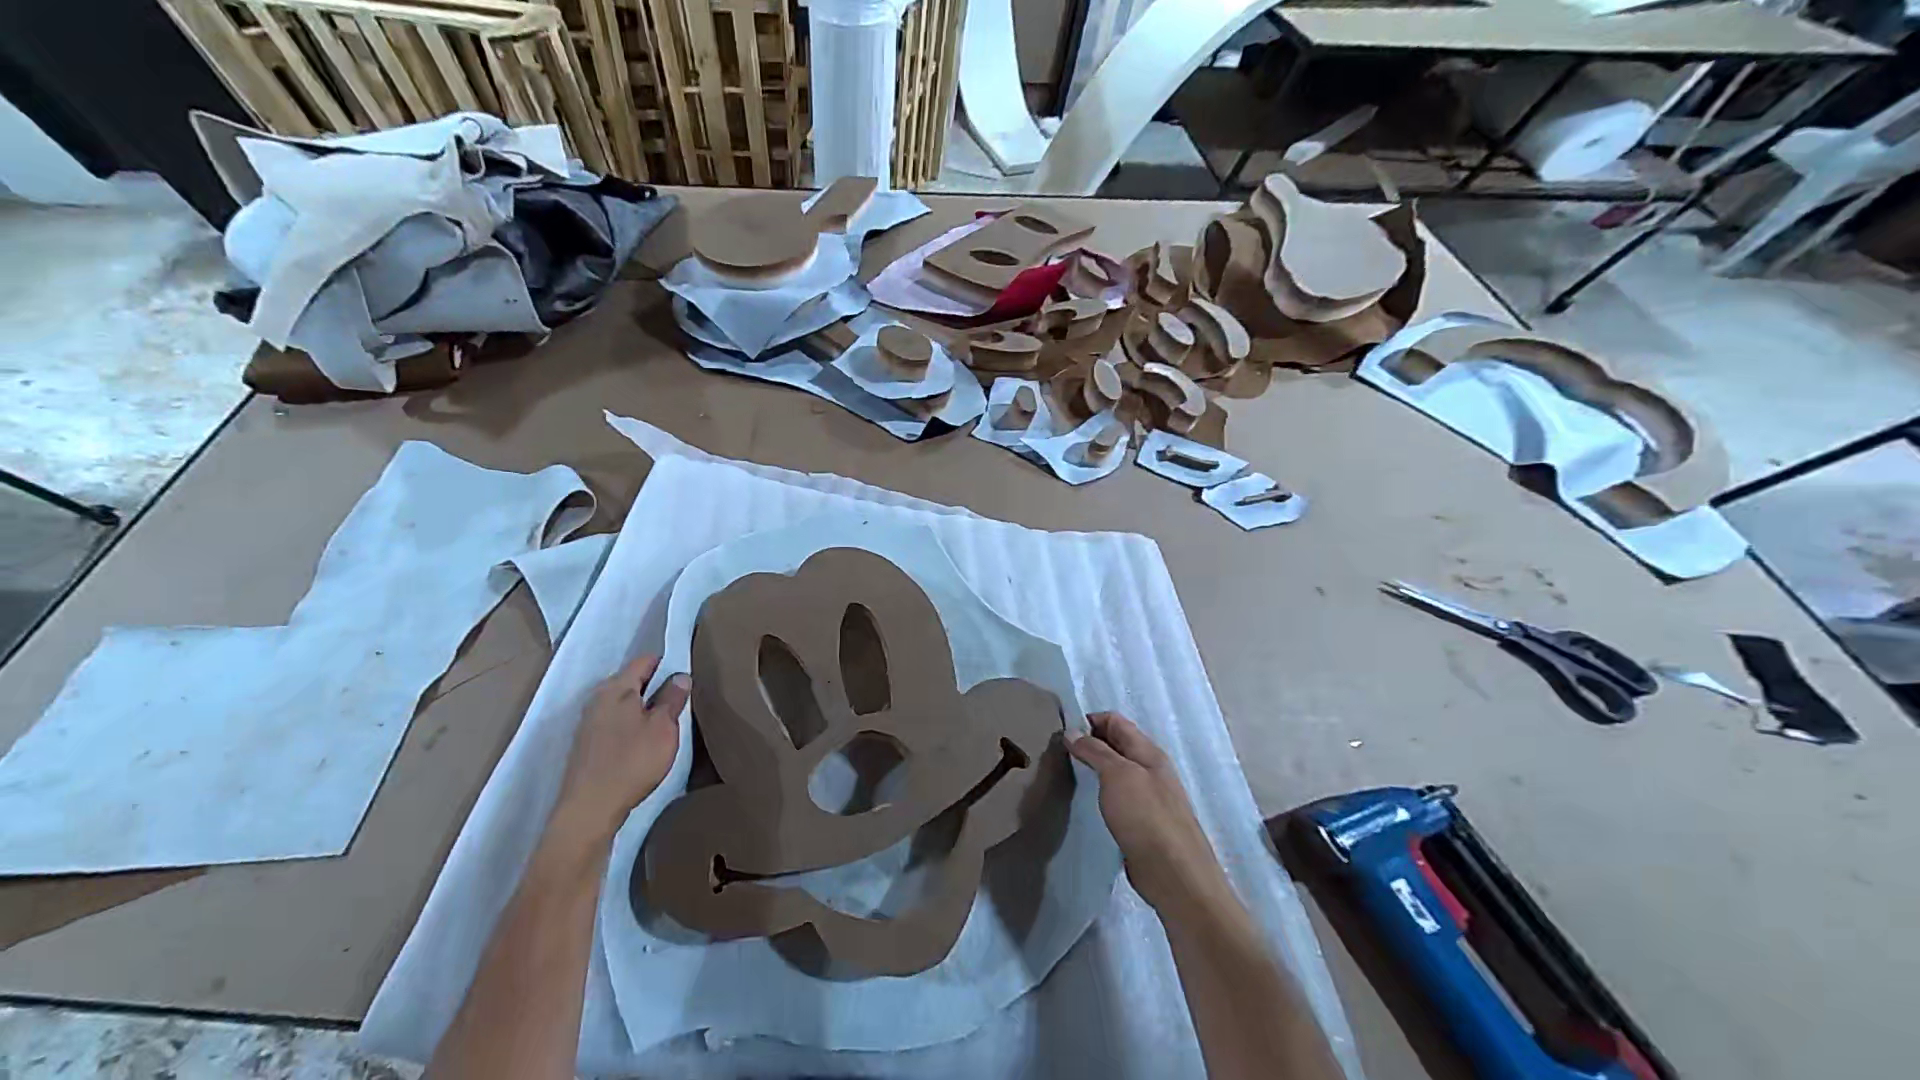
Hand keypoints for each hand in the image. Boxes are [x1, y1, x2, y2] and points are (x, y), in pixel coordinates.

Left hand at [550, 654, 690, 845]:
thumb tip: (680, 676)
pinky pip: (613, 722)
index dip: (666, 663)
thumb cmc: (632, 761)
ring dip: (641, 707)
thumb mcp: (663, 727)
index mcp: (617, 688)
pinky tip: (642, 741)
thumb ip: (672, 698)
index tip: (685, 674)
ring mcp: (588, 722)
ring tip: (663, 720)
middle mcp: (598, 699)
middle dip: (654, 685)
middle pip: (630, 681)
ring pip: (621, 703)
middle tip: (679, 697)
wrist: (590, 808)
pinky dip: (629, 724)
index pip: (644, 660)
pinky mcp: (586, 745)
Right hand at [1069, 712, 1234, 918]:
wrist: (1174, 875)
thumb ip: (1095, 751)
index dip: (1089, 720)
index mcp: (1148, 752)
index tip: (1061, 730)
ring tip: (1065, 773)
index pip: (1115, 721)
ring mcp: (1147, 797)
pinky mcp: (1140, 822)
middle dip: (1088, 742)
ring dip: (1092, 768)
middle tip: (1057, 751)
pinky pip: (1115, 796)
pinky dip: (1098, 792)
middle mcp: (1149, 770)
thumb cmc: (1146, 817)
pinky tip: (1083, 801)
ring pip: (1114, 771)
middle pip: (1115, 744)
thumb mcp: (1118, 775)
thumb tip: (1072, 731)